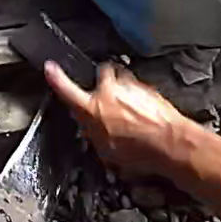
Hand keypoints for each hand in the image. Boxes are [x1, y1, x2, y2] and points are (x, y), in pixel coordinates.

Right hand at [45, 62, 198, 180]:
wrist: (170, 144)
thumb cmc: (140, 153)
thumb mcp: (107, 154)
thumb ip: (96, 136)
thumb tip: (96, 134)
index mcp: (92, 109)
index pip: (66, 90)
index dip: (56, 77)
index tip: (50, 67)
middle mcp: (110, 92)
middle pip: (101, 73)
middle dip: (102, 81)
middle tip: (106, 96)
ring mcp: (131, 87)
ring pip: (122, 78)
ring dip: (123, 89)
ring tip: (128, 108)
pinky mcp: (149, 89)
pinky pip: (139, 88)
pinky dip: (139, 97)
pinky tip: (145, 115)